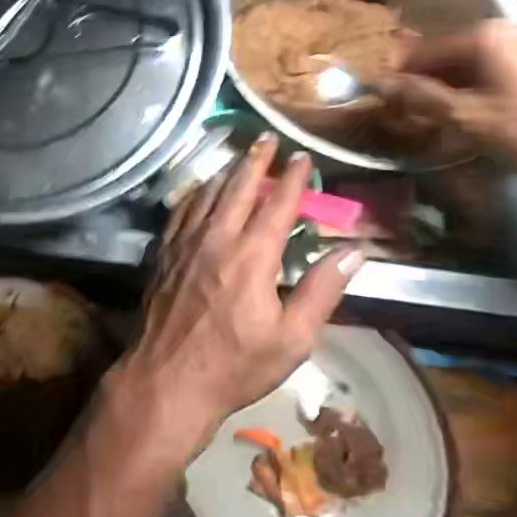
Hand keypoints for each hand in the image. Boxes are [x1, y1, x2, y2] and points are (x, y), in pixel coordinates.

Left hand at [117, 134, 363, 450]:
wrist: (168, 378)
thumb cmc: (236, 365)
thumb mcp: (292, 339)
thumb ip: (321, 291)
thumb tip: (353, 253)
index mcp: (251, 257)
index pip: (277, 205)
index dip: (293, 179)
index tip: (303, 156)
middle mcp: (216, 239)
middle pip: (238, 188)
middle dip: (256, 161)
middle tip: (266, 139)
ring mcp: (184, 244)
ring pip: (206, 195)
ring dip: (226, 173)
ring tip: (238, 157)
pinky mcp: (164, 254)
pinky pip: (180, 212)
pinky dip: (195, 194)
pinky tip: (199, 190)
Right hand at [378, 21, 516, 193]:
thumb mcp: (473, 121)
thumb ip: (421, 99)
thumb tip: (376, 82)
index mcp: (483, 35)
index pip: (420, 52)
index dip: (401, 83)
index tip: (396, 114)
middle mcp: (514, 27)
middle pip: (455, 56)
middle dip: (437, 88)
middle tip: (434, 126)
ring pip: (489, 64)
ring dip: (470, 92)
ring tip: (476, 129)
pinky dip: (504, 92)